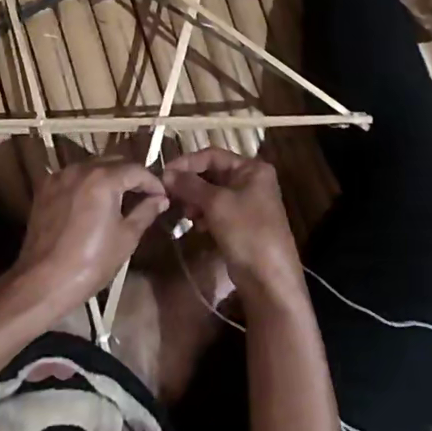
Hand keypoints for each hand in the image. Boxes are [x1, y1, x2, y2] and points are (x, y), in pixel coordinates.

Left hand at [13, 157, 167, 305]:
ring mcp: (60, 178)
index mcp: (104, 178)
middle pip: (115, 162)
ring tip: (121, 198)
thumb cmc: (91, 262)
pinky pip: (74, 177)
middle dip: (132, 177)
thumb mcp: (127, 237)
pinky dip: (88, 183)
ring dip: (110, 177)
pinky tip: (94, 201)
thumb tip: (161, 199)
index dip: (153, 182)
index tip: (162, 196)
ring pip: (93, 167)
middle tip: (145, 196)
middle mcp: (81, 170)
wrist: (42, 284)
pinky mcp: (45, 190)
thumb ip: (146, 211)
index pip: (137, 170)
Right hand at [162, 149, 301, 300]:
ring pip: (212, 193)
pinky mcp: (240, 223)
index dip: (187, 163)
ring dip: (195, 201)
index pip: (213, 155)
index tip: (163, 175)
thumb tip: (166, 173)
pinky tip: (197, 226)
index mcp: (252, 168)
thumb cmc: (246, 231)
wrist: (268, 276)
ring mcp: (247, 202)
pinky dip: (204, 215)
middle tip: (168, 196)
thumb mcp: (217, 204)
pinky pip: (216, 211)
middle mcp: (251, 180)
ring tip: (185, 214)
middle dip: (190, 184)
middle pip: (212, 174)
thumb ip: (191, 185)